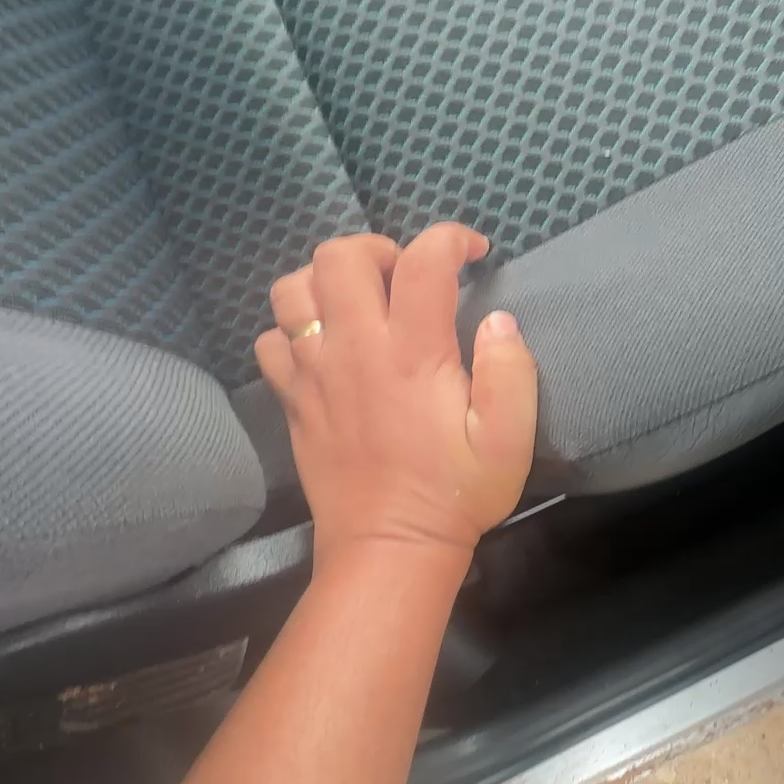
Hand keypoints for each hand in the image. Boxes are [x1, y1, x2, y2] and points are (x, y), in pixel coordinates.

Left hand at [254, 223, 537, 563]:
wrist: (391, 544)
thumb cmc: (459, 490)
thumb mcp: (512, 437)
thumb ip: (511, 370)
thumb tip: (499, 319)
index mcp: (414, 354)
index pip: (423, 263)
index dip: (450, 239)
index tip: (475, 250)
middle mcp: (354, 350)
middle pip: (339, 257)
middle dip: (381, 247)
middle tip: (413, 275)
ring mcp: (314, 374)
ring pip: (291, 288)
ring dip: (330, 278)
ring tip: (366, 300)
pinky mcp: (292, 399)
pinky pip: (272, 337)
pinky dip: (297, 325)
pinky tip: (331, 345)